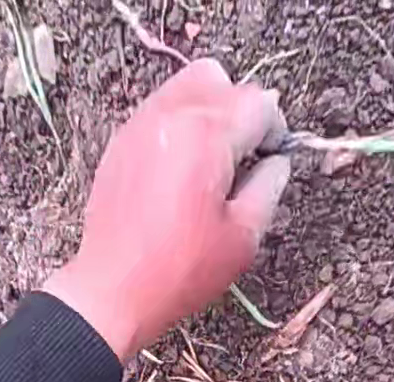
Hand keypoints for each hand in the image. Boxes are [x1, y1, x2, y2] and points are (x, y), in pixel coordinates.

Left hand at [44, 59, 290, 357]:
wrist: (115, 289)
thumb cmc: (183, 270)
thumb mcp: (242, 239)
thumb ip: (269, 188)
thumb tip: (278, 162)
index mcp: (207, 135)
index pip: (259, 103)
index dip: (276, 134)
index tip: (271, 165)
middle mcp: (172, 114)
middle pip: (222, 80)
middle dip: (242, 114)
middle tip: (244, 162)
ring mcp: (141, 123)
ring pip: (188, 86)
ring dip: (211, 114)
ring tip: (213, 167)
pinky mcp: (122, 140)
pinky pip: (162, 110)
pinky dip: (182, 127)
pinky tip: (183, 174)